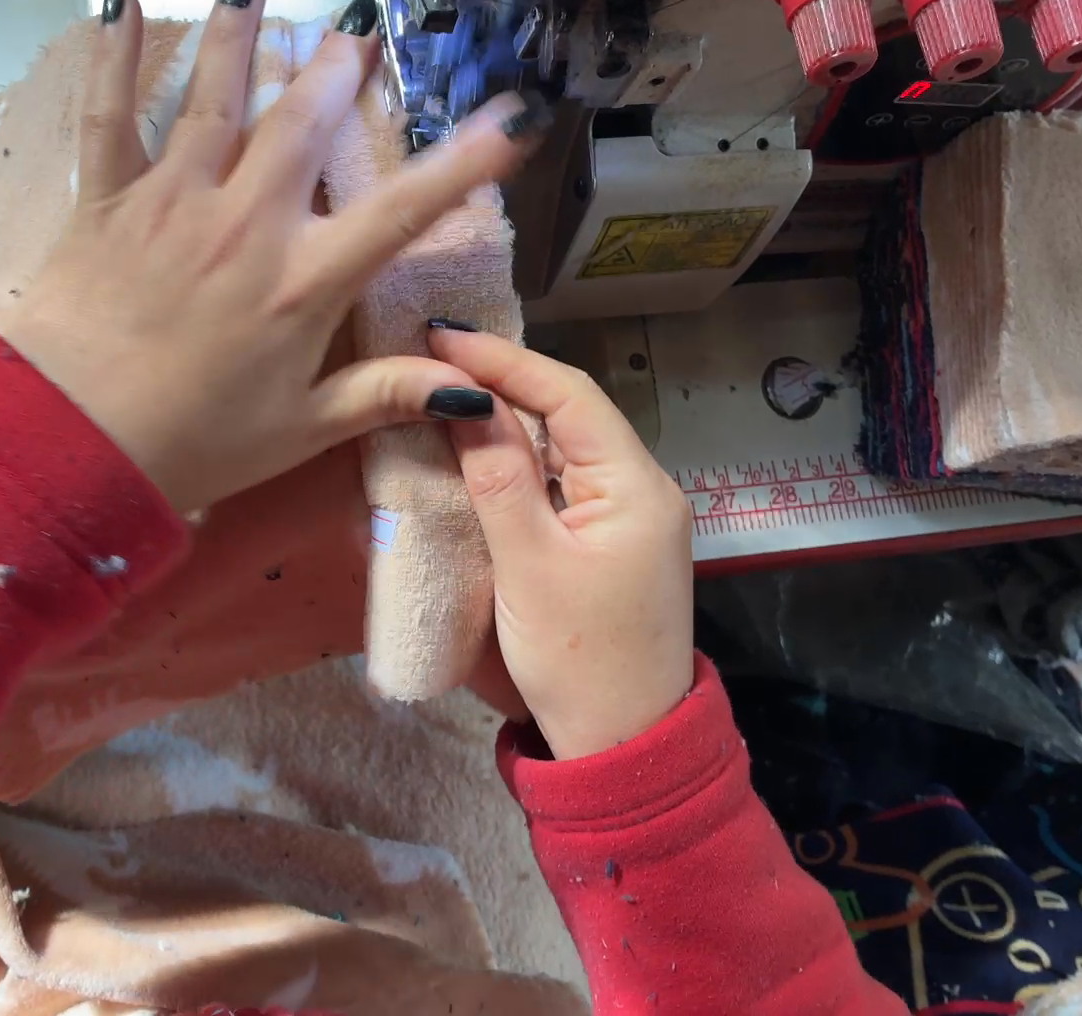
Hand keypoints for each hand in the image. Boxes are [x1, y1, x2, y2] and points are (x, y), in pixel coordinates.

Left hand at [0, 0, 544, 511]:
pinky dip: (113, 56)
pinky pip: (111, 113)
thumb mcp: (302, 429)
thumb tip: (470, 391)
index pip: (400, 212)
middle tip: (357, 26)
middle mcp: (246, 223)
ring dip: (239, 36)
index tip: (512, 117)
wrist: (72, 441)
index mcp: (303, 282)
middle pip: (302, 125)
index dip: (463, 164)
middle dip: (335, 70)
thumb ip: (384, 396)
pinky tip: (120, 3)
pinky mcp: (108, 201)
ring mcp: (173, 202)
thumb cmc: (197, 442)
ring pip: (215, 98)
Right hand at [430, 327, 694, 760]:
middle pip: (571, 414)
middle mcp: (642, 488)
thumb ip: (499, 476)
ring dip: (512, 418)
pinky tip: (485, 449)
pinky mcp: (610, 541)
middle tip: (439, 356)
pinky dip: (523, 460)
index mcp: (636, 485)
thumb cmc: (576, 657)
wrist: (623, 744)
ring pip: (566, 447)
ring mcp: (628, 516)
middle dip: (506, 381)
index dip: (504, 360)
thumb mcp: (528, 562)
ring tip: (453, 388)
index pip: (569, 395)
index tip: (442, 336)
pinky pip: (563, 481)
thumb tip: (468, 400)